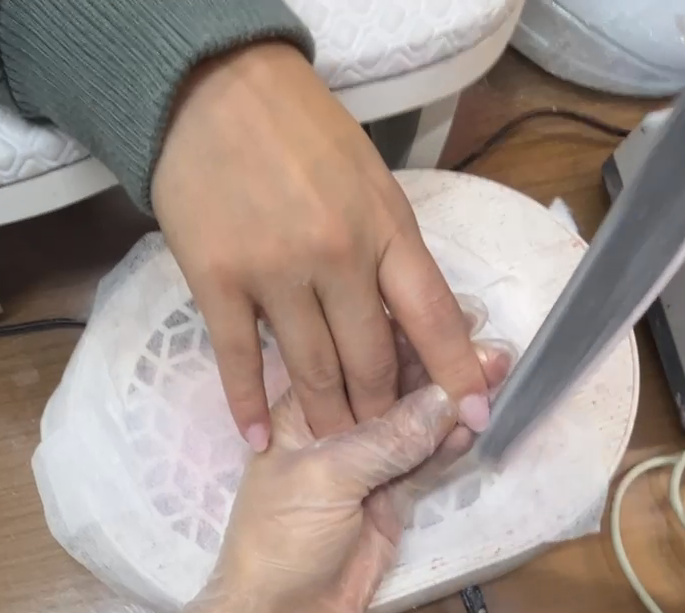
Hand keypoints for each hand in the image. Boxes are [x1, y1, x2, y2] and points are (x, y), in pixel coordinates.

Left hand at [143, 339, 511, 612]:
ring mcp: (366, 464)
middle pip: (393, 387)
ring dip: (453, 403)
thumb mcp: (327, 476)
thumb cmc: (283, 537)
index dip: (402, 338)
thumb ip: (387, 437)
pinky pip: (425, 461)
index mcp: (301, 408)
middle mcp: (335, 427)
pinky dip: (449, 445)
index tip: (453, 320)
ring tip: (498, 378)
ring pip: (416, 423)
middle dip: (439, 369)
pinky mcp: (389, 497)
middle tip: (491, 353)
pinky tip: (475, 424)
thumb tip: (449, 395)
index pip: (355, 357)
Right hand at [151, 42, 492, 450]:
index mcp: (385, 224)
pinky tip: (259, 439)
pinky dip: (249, 406)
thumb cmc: (298, 129)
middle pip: (369, 360)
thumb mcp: (368, 178)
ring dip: (326, 420)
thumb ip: (387, 246)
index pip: (431, 315)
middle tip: (382, 444)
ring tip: (332, 449)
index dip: (453, 373)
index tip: (473, 416)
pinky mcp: (219, 284)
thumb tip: (402, 316)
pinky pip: (240, 360)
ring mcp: (276, 273)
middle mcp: (338, 255)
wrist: (211, 90)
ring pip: (312, 370)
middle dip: (380, 412)